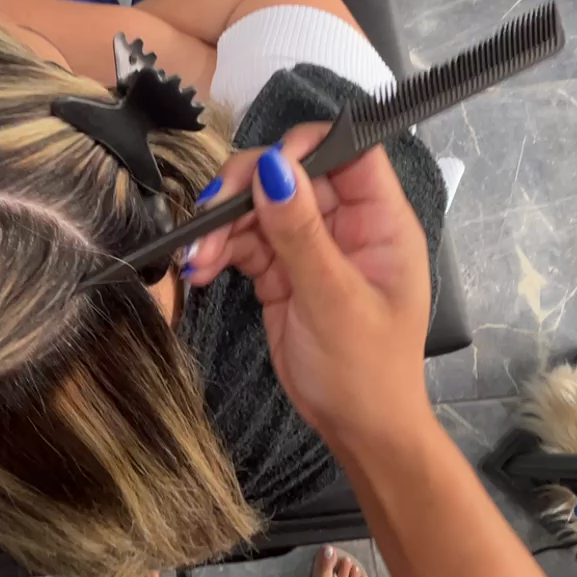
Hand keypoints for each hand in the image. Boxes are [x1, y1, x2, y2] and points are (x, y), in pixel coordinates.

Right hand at [182, 125, 432, 442]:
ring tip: (198, 260)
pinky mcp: (280, 270)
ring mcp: (309, 246)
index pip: (348, 153)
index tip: (261, 169)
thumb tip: (272, 167)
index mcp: (379, 221)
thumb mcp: (333, 301)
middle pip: (289, 175)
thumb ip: (301, 234)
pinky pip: (244, 243)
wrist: (354, 429)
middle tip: (208, 216)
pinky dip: (218, 252)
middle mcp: (344, 224)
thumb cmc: (365, 371)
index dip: (305, 147)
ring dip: (222, 227)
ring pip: (258, 208)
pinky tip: (200, 270)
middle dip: (244, 191)